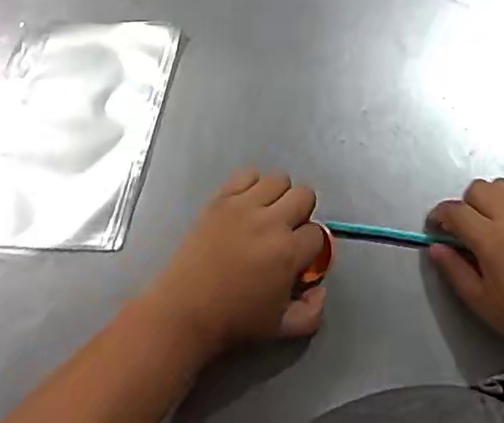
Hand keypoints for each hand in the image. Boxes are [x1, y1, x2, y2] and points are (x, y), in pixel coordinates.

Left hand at [145, 168, 326, 357]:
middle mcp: (271, 222)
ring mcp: (244, 207)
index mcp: (288, 252)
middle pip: (305, 195)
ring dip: (278, 196)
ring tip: (266, 215)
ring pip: (280, 179)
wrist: (181, 315)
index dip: (310, 246)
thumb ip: (311, 314)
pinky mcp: (221, 200)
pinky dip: (251, 186)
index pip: (318, 233)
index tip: (298, 257)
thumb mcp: (278, 329)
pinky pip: (247, 175)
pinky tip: (245, 206)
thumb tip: (322, 289)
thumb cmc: (231, 323)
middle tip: (286, 231)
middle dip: (301, 213)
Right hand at [428, 178, 503, 359]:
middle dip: (462, 204)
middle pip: (476, 189)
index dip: (439, 215)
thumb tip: (436, 248)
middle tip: (460, 230)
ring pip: (498, 185)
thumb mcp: (480, 301)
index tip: (434, 227)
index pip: (456, 210)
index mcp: (490, 237)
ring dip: (484, 197)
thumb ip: (454, 270)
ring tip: (483, 223)